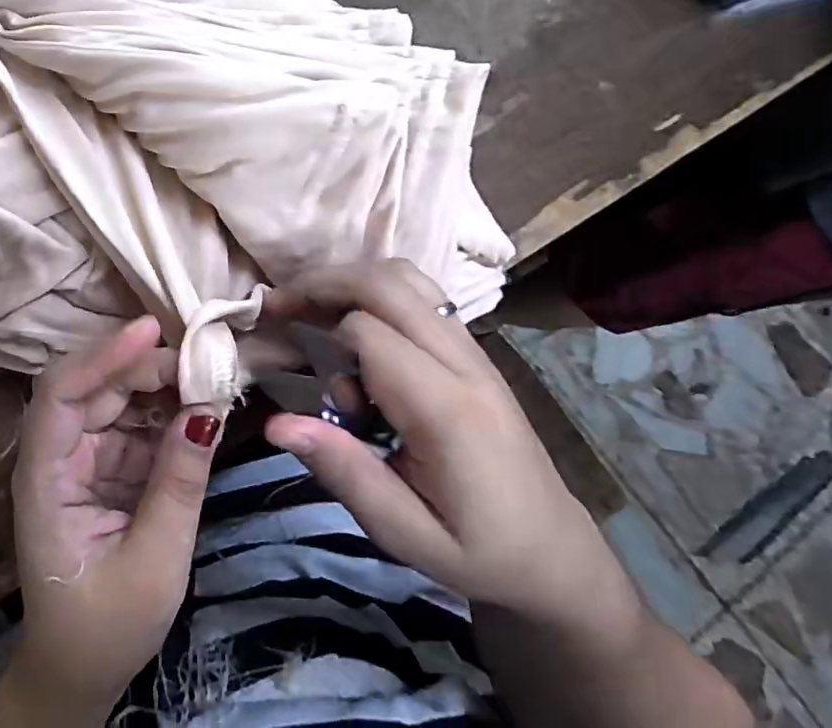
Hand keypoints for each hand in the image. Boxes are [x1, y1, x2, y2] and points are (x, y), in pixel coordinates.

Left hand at [0, 316, 223, 725]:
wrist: (80, 672)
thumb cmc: (104, 627)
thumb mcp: (153, 564)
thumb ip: (178, 484)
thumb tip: (208, 411)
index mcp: (43, 478)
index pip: (59, 395)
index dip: (102, 357)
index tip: (152, 332)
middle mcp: (56, 455)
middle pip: (92, 387)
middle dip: (144, 367)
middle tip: (202, 360)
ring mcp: (82, 458)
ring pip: (117, 399)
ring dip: (161, 385)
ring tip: (208, 379)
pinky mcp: (107, 467)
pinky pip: (137, 425)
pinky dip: (168, 413)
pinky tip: (199, 409)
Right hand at [261, 261, 642, 641]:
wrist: (555, 554)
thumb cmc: (478, 553)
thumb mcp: (405, 533)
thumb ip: (343, 472)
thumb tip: (276, 424)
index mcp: (448, 410)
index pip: (370, 333)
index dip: (327, 342)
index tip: (314, 382)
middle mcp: (465, 364)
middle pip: (388, 283)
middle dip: (325, 283)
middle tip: (280, 306)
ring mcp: (475, 351)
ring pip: (408, 277)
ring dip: (352, 281)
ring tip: (313, 310)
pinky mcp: (474, 352)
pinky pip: (421, 295)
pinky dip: (377, 293)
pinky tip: (355, 327)